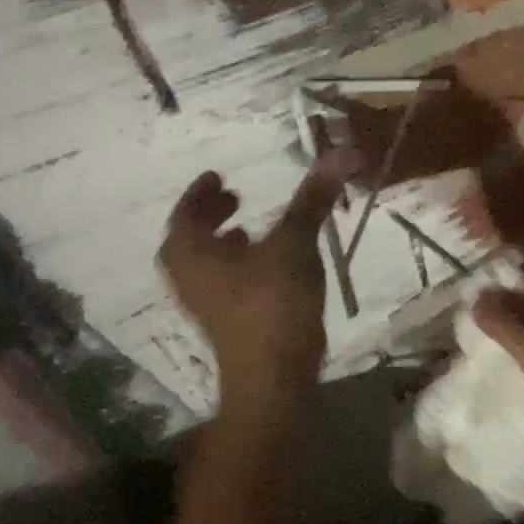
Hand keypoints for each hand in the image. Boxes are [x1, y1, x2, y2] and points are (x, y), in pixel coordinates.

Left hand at [160, 151, 354, 417]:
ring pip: (206, 262)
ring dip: (222, 240)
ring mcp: (207, 301)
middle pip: (189, 240)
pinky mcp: (228, 318)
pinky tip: (269, 259)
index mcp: (192, 255)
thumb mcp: (295, 243)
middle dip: (209, 216)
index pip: (185, 216)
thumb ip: (312, 199)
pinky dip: (238, 261)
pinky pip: (224, 278)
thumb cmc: (273, 300)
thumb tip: (339, 151)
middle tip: (234, 196)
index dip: (199, 195)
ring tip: (250, 225)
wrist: (273, 372)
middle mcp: (190, 277)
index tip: (216, 176)